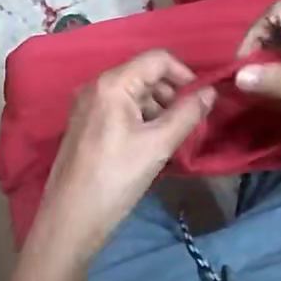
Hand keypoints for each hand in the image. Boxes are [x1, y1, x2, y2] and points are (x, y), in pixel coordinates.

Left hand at [33, 50, 215, 257]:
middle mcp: (97, 85)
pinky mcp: (85, 122)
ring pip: (134, 91)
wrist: (69, 221)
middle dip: (172, 91)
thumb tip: (211, 92)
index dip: (185, 73)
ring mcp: (87, 104)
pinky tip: (150, 142)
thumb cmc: (115, 179)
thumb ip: (188, 114)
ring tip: (171, 134)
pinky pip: (120, 106)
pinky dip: (141, 115)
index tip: (201, 99)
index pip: (158, 58)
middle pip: (145, 73)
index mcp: (113, 83)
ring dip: (158, 105)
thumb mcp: (158, 145)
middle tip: (188, 120)